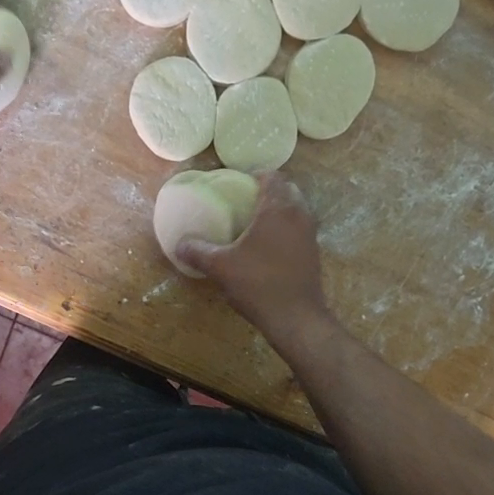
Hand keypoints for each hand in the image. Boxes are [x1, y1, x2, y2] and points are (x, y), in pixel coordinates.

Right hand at [174, 175, 332, 337]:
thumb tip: (179, 244)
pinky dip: (286, 232)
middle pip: (287, 190)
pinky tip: (269, 250)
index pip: (272, 176)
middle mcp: (299, 215)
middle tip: (245, 204)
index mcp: (277, 208)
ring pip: (296, 211)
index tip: (238, 186)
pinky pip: (299, 232)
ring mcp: (310, 235)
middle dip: (268, 193)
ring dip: (279, 213)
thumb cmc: (258, 284)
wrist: (296, 318)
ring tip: (256, 227)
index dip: (254, 176)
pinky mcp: (314, 254)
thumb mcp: (221, 267)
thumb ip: (198, 251)